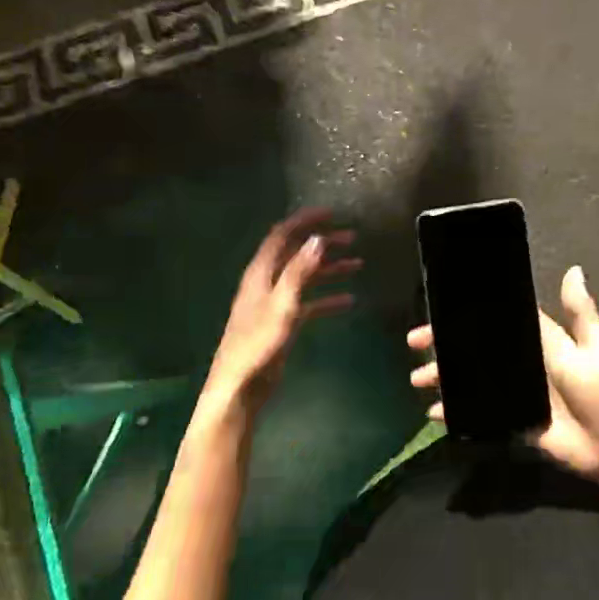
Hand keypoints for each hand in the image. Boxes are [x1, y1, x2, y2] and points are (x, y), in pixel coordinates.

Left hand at [209, 208, 359, 397]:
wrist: (241, 385)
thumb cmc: (259, 344)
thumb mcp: (283, 305)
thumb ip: (300, 271)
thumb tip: (317, 239)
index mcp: (261, 273)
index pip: (282, 236)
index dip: (304, 221)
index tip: (331, 214)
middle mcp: (266, 283)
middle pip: (296, 254)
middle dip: (322, 243)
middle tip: (352, 238)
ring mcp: (274, 303)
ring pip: (304, 277)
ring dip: (328, 269)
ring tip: (357, 264)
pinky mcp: (281, 323)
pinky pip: (308, 303)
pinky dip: (327, 299)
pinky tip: (348, 301)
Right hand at [409, 265, 598, 479]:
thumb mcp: (598, 350)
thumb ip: (581, 315)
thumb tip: (573, 269)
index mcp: (539, 341)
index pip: (498, 319)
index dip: (469, 311)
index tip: (439, 304)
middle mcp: (520, 362)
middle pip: (474, 347)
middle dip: (442, 343)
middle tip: (414, 341)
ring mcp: (511, 391)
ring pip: (469, 377)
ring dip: (441, 376)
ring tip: (418, 379)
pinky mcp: (508, 418)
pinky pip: (475, 411)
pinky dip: (453, 411)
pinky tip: (434, 412)